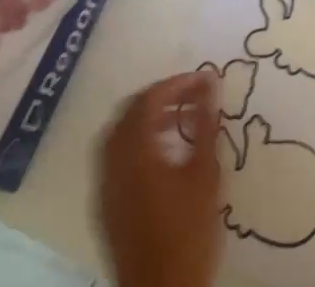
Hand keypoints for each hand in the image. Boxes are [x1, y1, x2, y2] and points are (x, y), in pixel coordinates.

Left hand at [98, 71, 223, 286]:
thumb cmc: (189, 234)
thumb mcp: (205, 175)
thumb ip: (206, 124)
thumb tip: (210, 83)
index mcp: (134, 152)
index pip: (148, 99)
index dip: (176, 83)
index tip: (204, 79)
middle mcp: (111, 163)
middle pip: (128, 113)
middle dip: (160, 97)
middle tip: (191, 96)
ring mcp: (104, 186)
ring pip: (118, 135)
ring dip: (146, 120)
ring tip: (180, 123)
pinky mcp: (105, 205)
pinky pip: (115, 158)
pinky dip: (137, 143)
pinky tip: (163, 156)